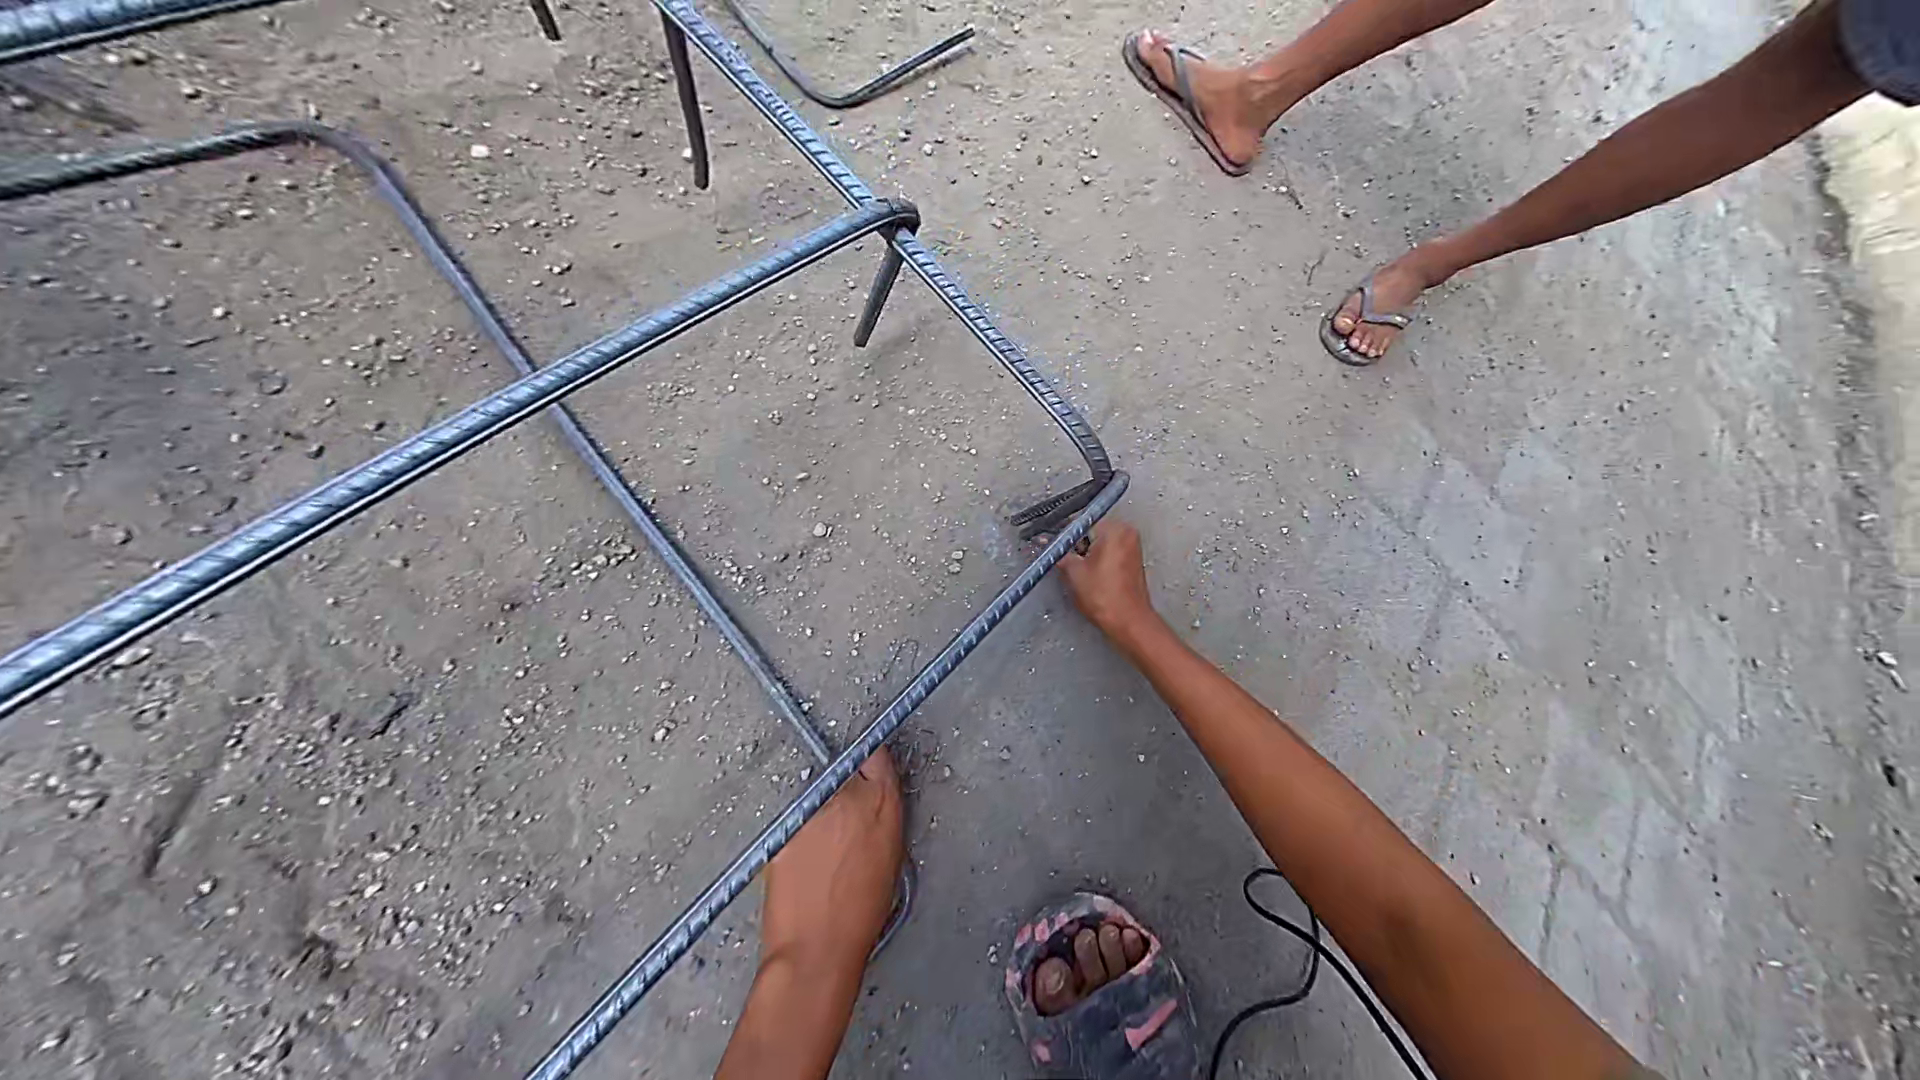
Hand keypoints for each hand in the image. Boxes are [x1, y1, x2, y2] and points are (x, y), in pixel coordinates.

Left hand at [759, 746, 904, 973]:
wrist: (816, 947)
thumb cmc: (859, 913)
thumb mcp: (891, 856)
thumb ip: (882, 814)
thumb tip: (874, 798)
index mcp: (881, 802)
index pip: (875, 755)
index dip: (869, 762)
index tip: (865, 767)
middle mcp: (846, 796)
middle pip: (843, 772)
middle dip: (843, 791)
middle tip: (841, 824)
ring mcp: (812, 807)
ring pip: (816, 796)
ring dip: (818, 812)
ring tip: (820, 854)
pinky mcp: (784, 824)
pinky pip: (794, 818)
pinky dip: (797, 833)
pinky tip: (803, 864)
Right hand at [1058, 520, 1161, 646]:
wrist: (1127, 621)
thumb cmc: (1106, 598)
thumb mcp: (1073, 571)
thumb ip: (1059, 552)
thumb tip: (1049, 544)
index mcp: (1114, 530)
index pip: (1080, 522)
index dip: (1062, 534)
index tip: (1051, 542)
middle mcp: (1126, 534)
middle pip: (1090, 531)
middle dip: (1074, 544)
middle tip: (1063, 559)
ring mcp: (1131, 547)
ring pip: (1098, 543)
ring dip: (1084, 554)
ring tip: (1077, 571)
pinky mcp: (1131, 561)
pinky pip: (1108, 553)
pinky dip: (1096, 560)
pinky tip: (1089, 576)